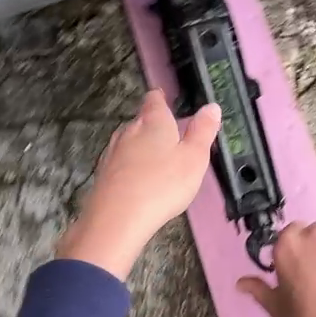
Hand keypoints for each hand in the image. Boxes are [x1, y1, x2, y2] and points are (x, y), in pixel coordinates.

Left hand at [56, 90, 219, 279]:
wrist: (117, 218)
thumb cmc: (162, 185)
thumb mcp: (194, 158)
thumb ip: (203, 130)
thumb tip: (211, 107)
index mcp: (153, 120)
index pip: (155, 98)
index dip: (162, 98)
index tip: (167, 101)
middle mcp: (130, 129)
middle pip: (141, 119)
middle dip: (154, 125)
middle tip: (171, 138)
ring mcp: (113, 150)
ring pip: (129, 140)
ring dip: (141, 147)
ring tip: (158, 162)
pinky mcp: (103, 172)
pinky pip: (120, 162)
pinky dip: (130, 166)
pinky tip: (139, 182)